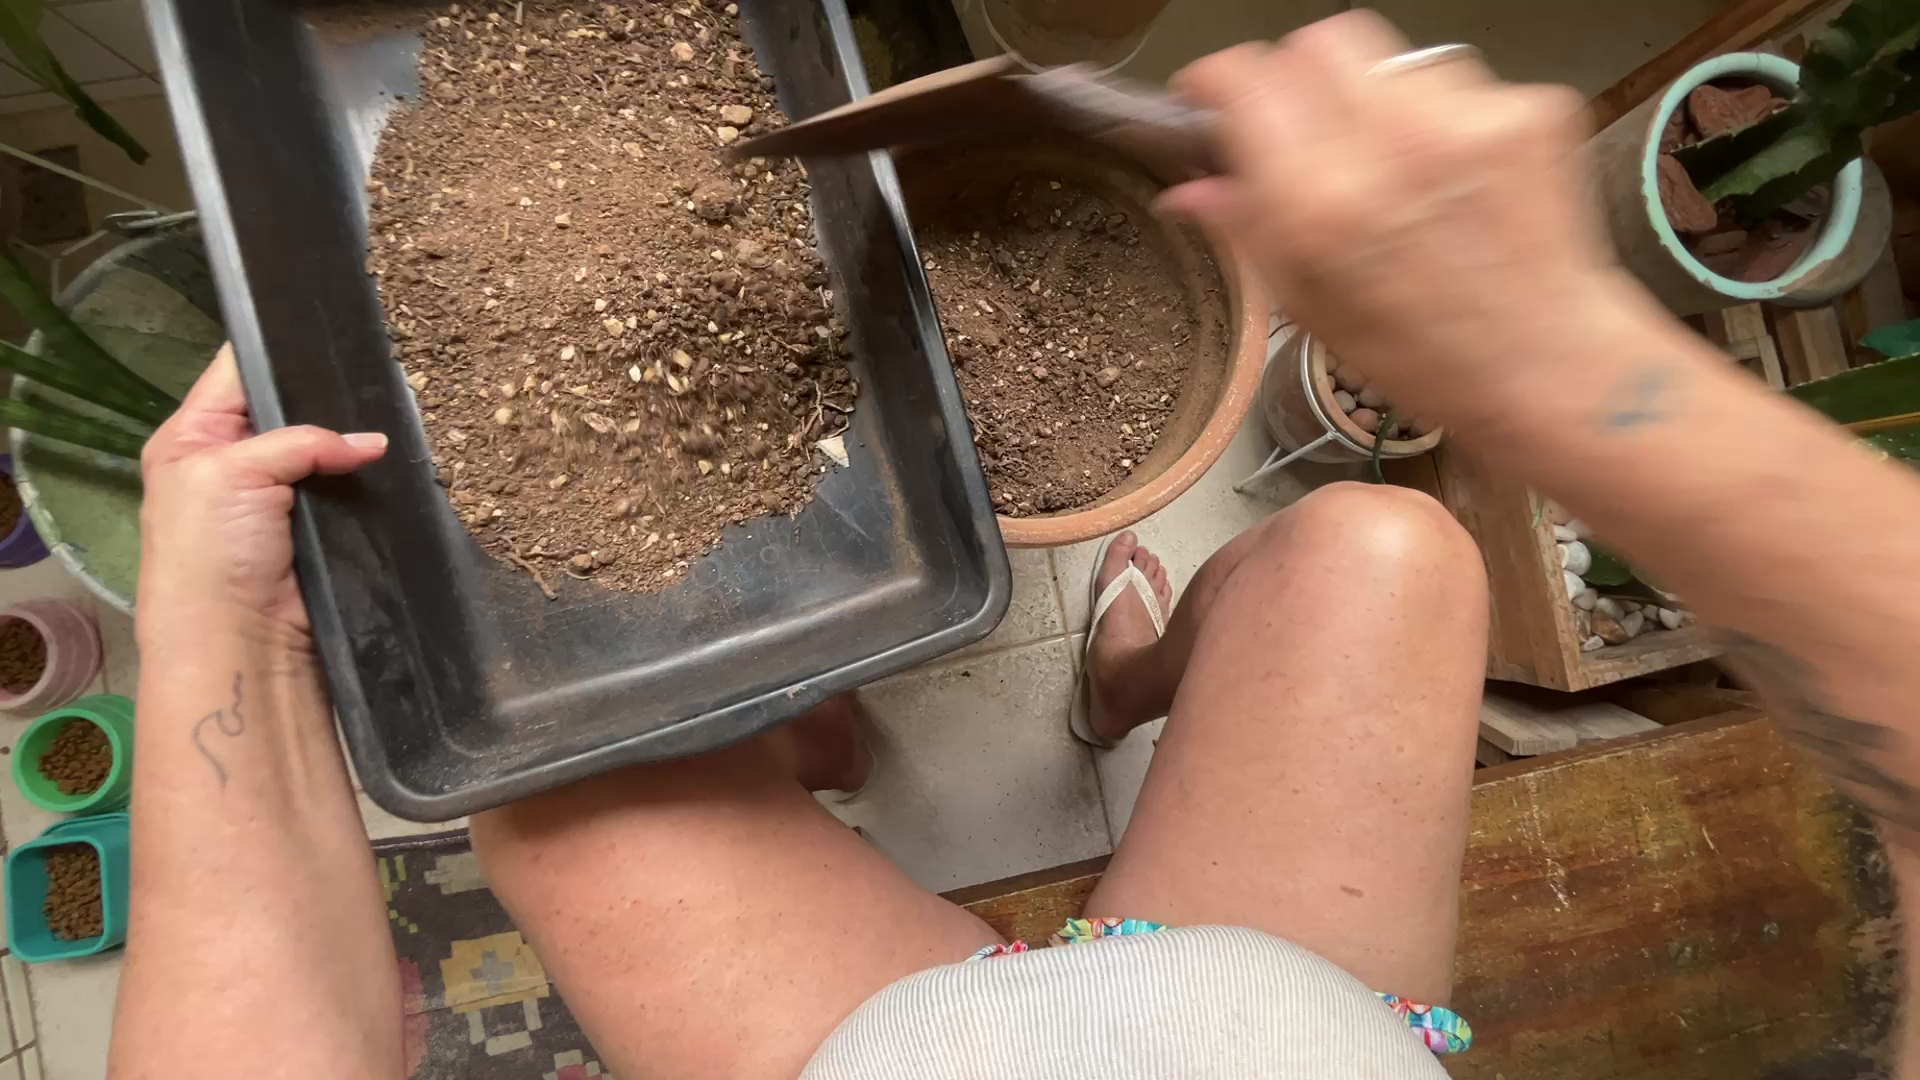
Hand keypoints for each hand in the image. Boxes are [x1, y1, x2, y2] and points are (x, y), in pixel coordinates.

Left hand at [136, 344, 387, 658]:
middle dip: (334, 403)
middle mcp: (241, 460)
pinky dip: (373, 479)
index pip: (237, 376)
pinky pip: (354, 489)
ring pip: (331, 452)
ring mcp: (287, 494)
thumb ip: (302, 443)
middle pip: (295, 414)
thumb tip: (376, 443)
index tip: (328, 335)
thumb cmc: (211, 548)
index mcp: (195, 437)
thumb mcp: (231, 474)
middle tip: (382, 382)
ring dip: (359, 444)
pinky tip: (398, 464)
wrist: (244, 629)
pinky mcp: (326, 523)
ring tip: (401, 419)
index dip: (276, 354)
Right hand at [1163, 13, 1646, 432]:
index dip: (1217, 77)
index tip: (1206, 88)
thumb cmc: (1408, 348)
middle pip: (1316, 43)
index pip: (1251, 84)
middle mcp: (1390, 147)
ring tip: (1372, 161)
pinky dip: (1422, 114)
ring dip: (1358, 96)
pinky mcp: (1525, 109)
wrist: (1530, 358)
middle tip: (1285, 119)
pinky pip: (1447, 81)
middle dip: (1288, 73)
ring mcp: (1467, 119)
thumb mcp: (1301, 300)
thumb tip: (1185, 193)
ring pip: (1382, 58)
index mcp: (1319, 207)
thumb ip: (1243, 228)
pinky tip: (1428, 170)